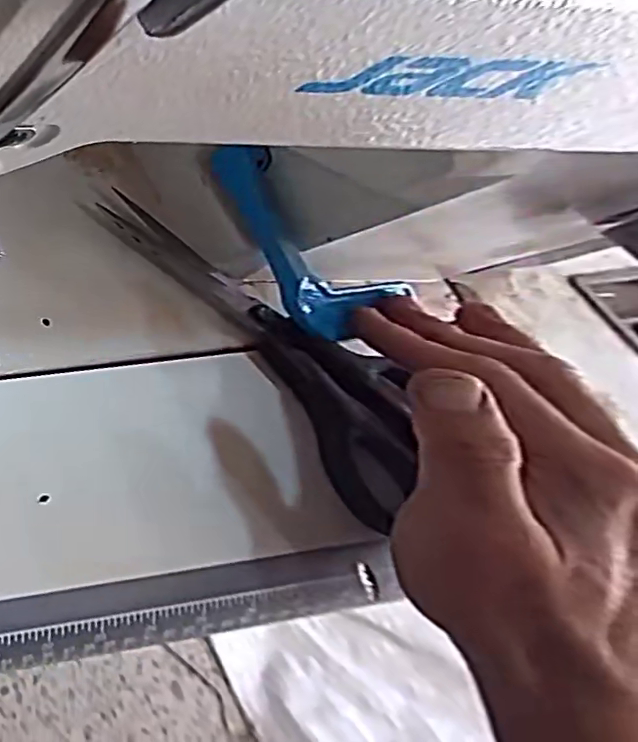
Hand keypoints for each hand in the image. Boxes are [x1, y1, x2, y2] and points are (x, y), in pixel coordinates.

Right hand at [355, 297, 637, 741]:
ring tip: (460, 319)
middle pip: (527, 372)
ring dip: (494, 345)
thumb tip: (448, 381)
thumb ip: (463, 447)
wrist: (564, 673)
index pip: (484, 377)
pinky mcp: (600, 498)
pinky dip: (520, 378)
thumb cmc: (506, 604)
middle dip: (451, 332)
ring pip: (555, 388)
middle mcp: (612, 467)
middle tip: (398, 309)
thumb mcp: (466, 523)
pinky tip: (500, 380)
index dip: (417, 342)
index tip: (369, 321)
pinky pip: (564, 413)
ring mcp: (614, 483)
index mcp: (579, 466)